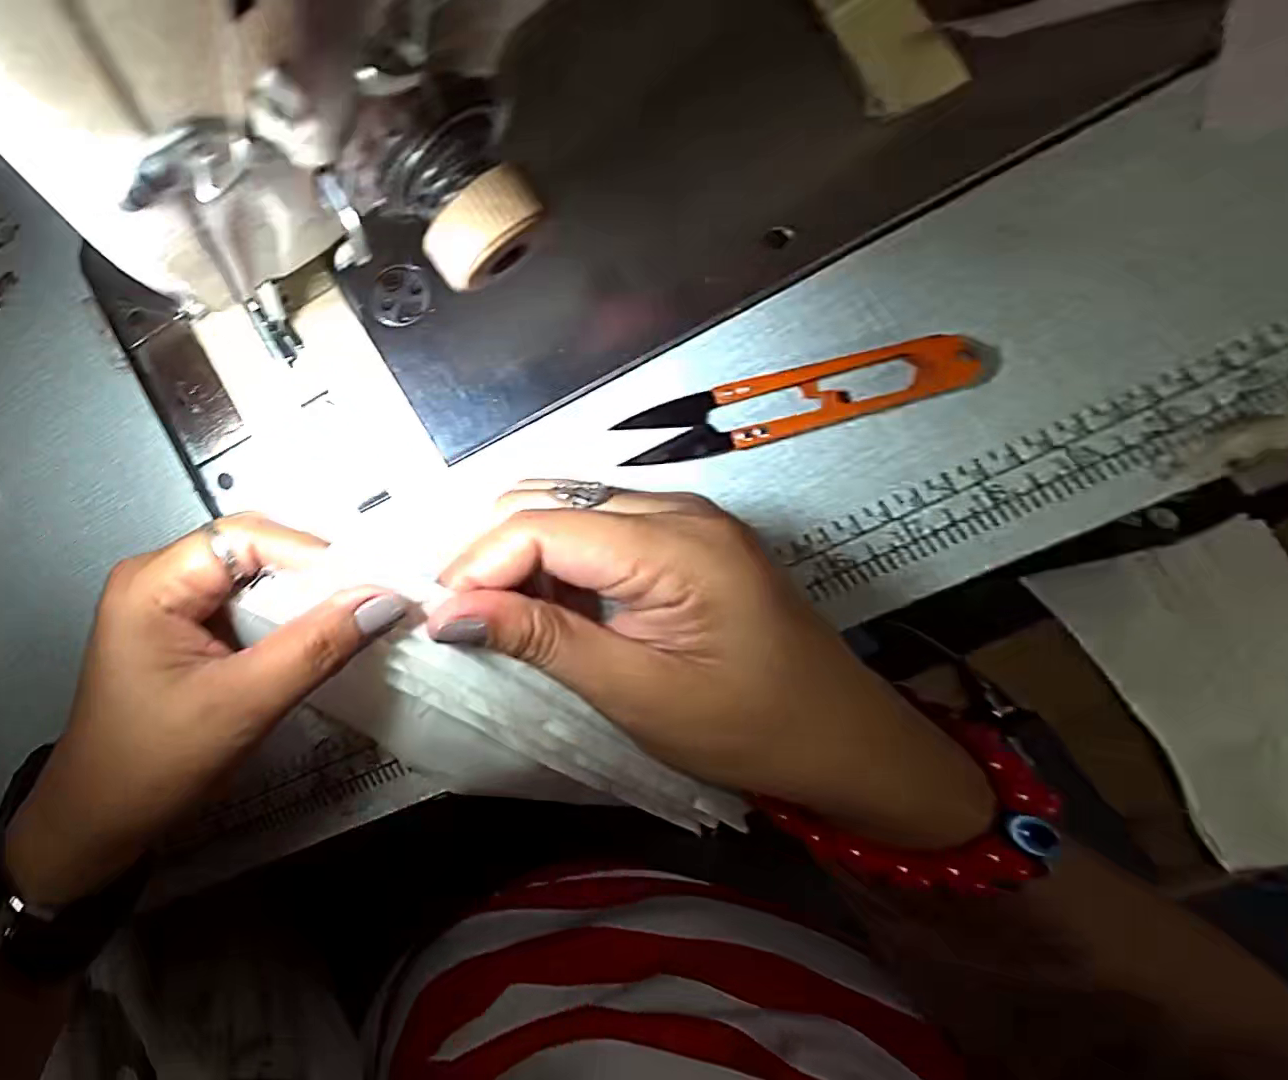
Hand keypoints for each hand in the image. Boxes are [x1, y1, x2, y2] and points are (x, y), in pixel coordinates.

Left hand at [4, 514, 404, 903]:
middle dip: (313, 576)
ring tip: (354, 619)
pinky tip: (318, 637)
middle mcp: (159, 578)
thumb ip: (314, 648)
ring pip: (255, 579)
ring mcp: (172, 603)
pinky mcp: (187, 629)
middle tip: (371, 601)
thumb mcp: (242, 705)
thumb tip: (380, 602)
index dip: (312, 553)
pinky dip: (286, 620)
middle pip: (252, 551)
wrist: (99, 824)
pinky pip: (247, 607)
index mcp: (152, 582)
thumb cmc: (153, 766)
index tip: (370, 584)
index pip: (246, 537)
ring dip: (304, 599)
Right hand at [426, 484, 993, 848]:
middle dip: (489, 556)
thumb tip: (449, 615)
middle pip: (544, 500)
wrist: (846, 742)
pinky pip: (589, 526)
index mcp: (675, 544)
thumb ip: (540, 641)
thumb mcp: (636, 694)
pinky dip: (550, 562)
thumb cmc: (750, 729)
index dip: (477, 566)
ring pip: (560, 506)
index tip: (440, 620)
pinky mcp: (675, 533)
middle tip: (464, 621)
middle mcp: (674, 507)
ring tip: (501, 618)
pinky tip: (547, 608)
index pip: (541, 525)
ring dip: (516, 557)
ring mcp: (678, 514)